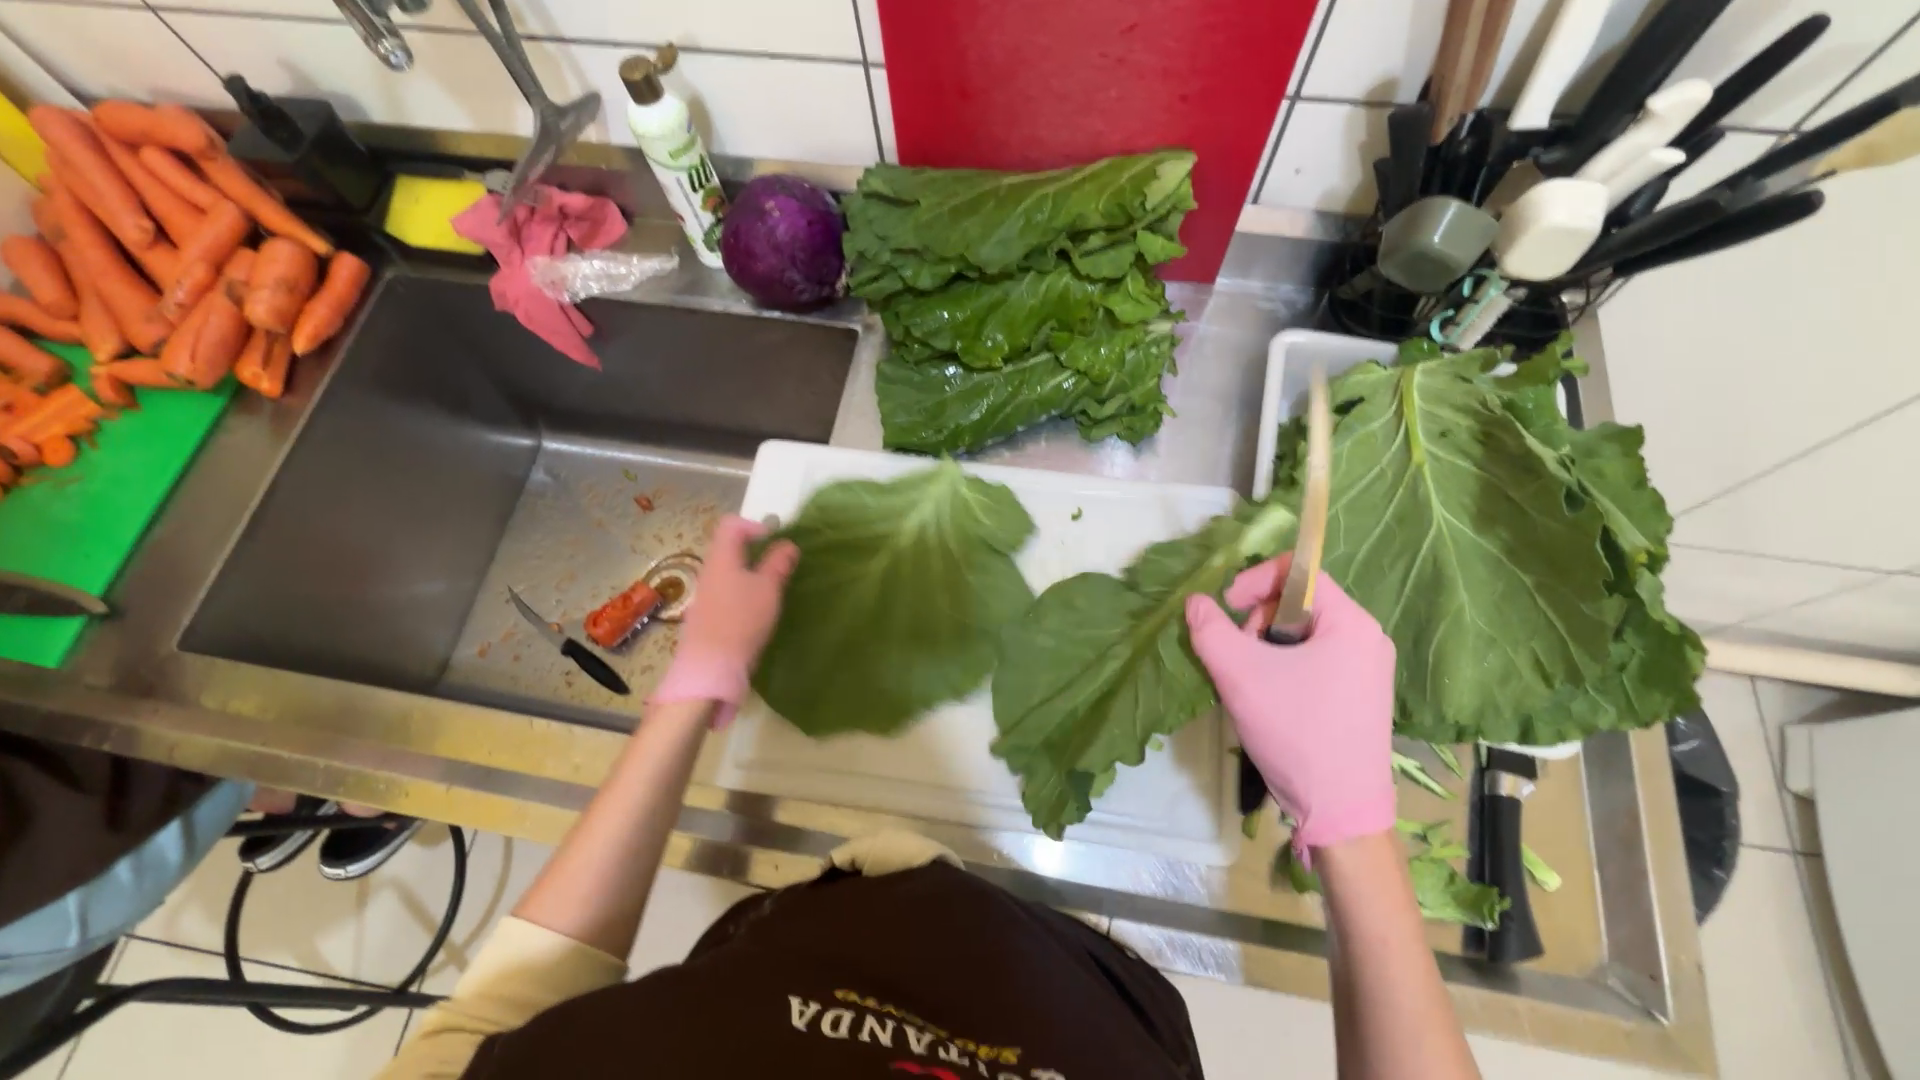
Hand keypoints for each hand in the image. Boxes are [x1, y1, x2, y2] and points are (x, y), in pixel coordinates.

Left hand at [649, 515, 798, 725]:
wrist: (711, 666)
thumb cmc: (742, 620)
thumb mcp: (768, 589)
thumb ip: (778, 563)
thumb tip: (787, 544)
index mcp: (722, 557)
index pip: (731, 524)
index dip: (754, 525)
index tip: (775, 542)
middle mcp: (709, 570)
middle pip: (729, 547)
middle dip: (755, 551)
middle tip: (778, 566)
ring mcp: (705, 593)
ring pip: (729, 571)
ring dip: (750, 573)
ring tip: (771, 590)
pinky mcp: (706, 614)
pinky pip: (726, 591)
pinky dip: (742, 591)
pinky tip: (756, 611)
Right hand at [1186, 555, 1396, 857]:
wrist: (1340, 810)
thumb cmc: (1296, 732)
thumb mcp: (1241, 675)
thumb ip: (1211, 630)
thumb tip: (1195, 601)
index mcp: (1350, 622)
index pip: (1298, 571)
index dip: (1255, 580)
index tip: (1227, 609)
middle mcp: (1366, 638)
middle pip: (1298, 603)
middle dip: (1257, 622)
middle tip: (1237, 657)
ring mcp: (1366, 670)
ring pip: (1302, 635)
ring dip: (1266, 648)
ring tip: (1250, 684)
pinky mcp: (1359, 697)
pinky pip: (1314, 661)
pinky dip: (1282, 670)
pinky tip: (1268, 700)